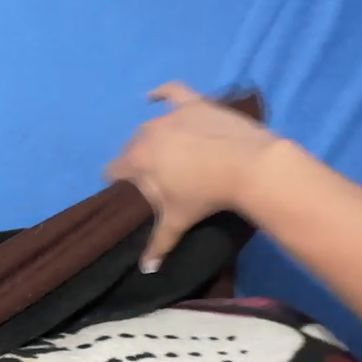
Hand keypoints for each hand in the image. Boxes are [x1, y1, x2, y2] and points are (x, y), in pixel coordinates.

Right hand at [104, 82, 290, 271]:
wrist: (248, 164)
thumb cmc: (205, 194)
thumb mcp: (177, 220)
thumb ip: (157, 243)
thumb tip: (146, 270)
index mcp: (136, 160)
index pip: (113, 172)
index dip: (117, 184)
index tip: (126, 195)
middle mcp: (146, 133)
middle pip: (130, 149)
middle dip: (136, 163)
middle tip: (152, 180)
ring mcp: (171, 115)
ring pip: (149, 128)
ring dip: (151, 140)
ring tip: (164, 155)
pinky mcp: (193, 103)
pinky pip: (172, 92)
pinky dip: (161, 94)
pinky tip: (152, 97)